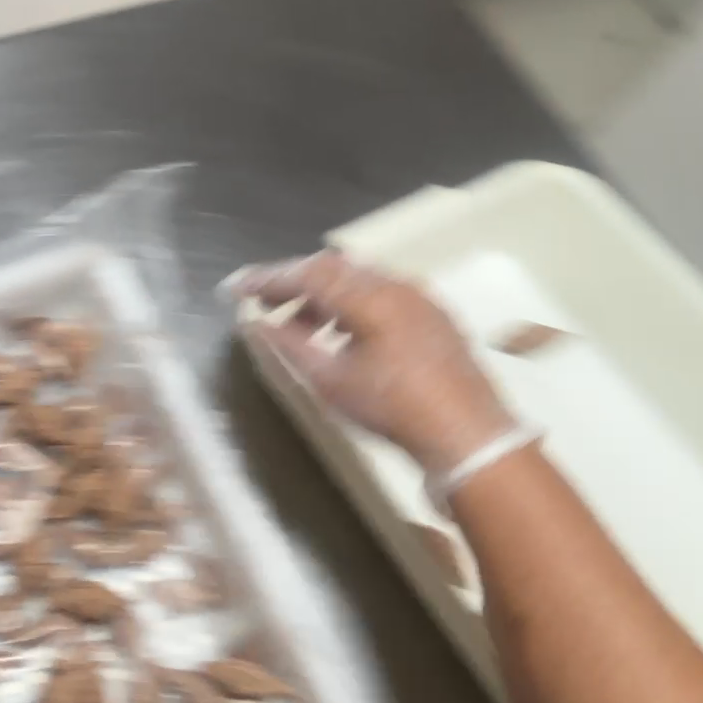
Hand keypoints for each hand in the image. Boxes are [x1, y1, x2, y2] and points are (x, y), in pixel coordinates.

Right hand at [227, 253, 515, 475]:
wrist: (467, 433)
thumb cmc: (391, 408)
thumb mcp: (329, 380)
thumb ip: (289, 346)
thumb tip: (257, 324)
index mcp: (369, 297)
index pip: (307, 274)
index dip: (267, 279)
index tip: (235, 288)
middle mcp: (396, 285)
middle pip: (333, 269)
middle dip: (293, 283)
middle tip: (264, 303)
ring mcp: (420, 297)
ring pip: (359, 280)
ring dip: (322, 296)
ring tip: (298, 327)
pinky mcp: (433, 315)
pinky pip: (381, 294)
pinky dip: (350, 305)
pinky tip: (340, 335)